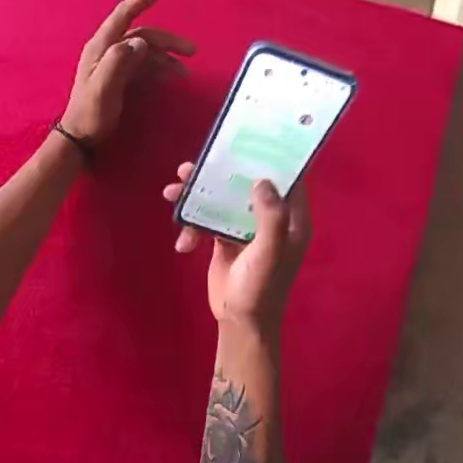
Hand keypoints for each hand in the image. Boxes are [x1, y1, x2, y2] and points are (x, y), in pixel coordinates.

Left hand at [60, 0, 194, 143]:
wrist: (80, 138)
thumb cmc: (90, 113)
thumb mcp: (103, 87)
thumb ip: (119, 61)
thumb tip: (140, 42)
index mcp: (102, 47)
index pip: (124, 14)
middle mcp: (107, 51)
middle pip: (141, 35)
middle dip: (167, 40)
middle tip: (192, 51)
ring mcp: (113, 65)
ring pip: (145, 52)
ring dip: (166, 57)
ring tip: (184, 72)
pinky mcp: (119, 79)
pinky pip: (143, 67)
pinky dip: (159, 68)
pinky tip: (171, 77)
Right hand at [161, 165, 311, 330]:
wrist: (239, 322)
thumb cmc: (260, 288)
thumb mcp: (269, 252)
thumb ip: (270, 217)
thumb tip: (261, 181)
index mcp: (290, 218)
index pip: (286, 178)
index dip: (269, 157)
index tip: (247, 140)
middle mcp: (269, 217)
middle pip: (243, 183)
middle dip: (217, 173)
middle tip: (190, 166)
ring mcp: (244, 227)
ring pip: (220, 198)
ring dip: (195, 196)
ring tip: (172, 193)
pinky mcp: (224, 239)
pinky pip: (206, 219)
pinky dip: (192, 226)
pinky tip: (183, 243)